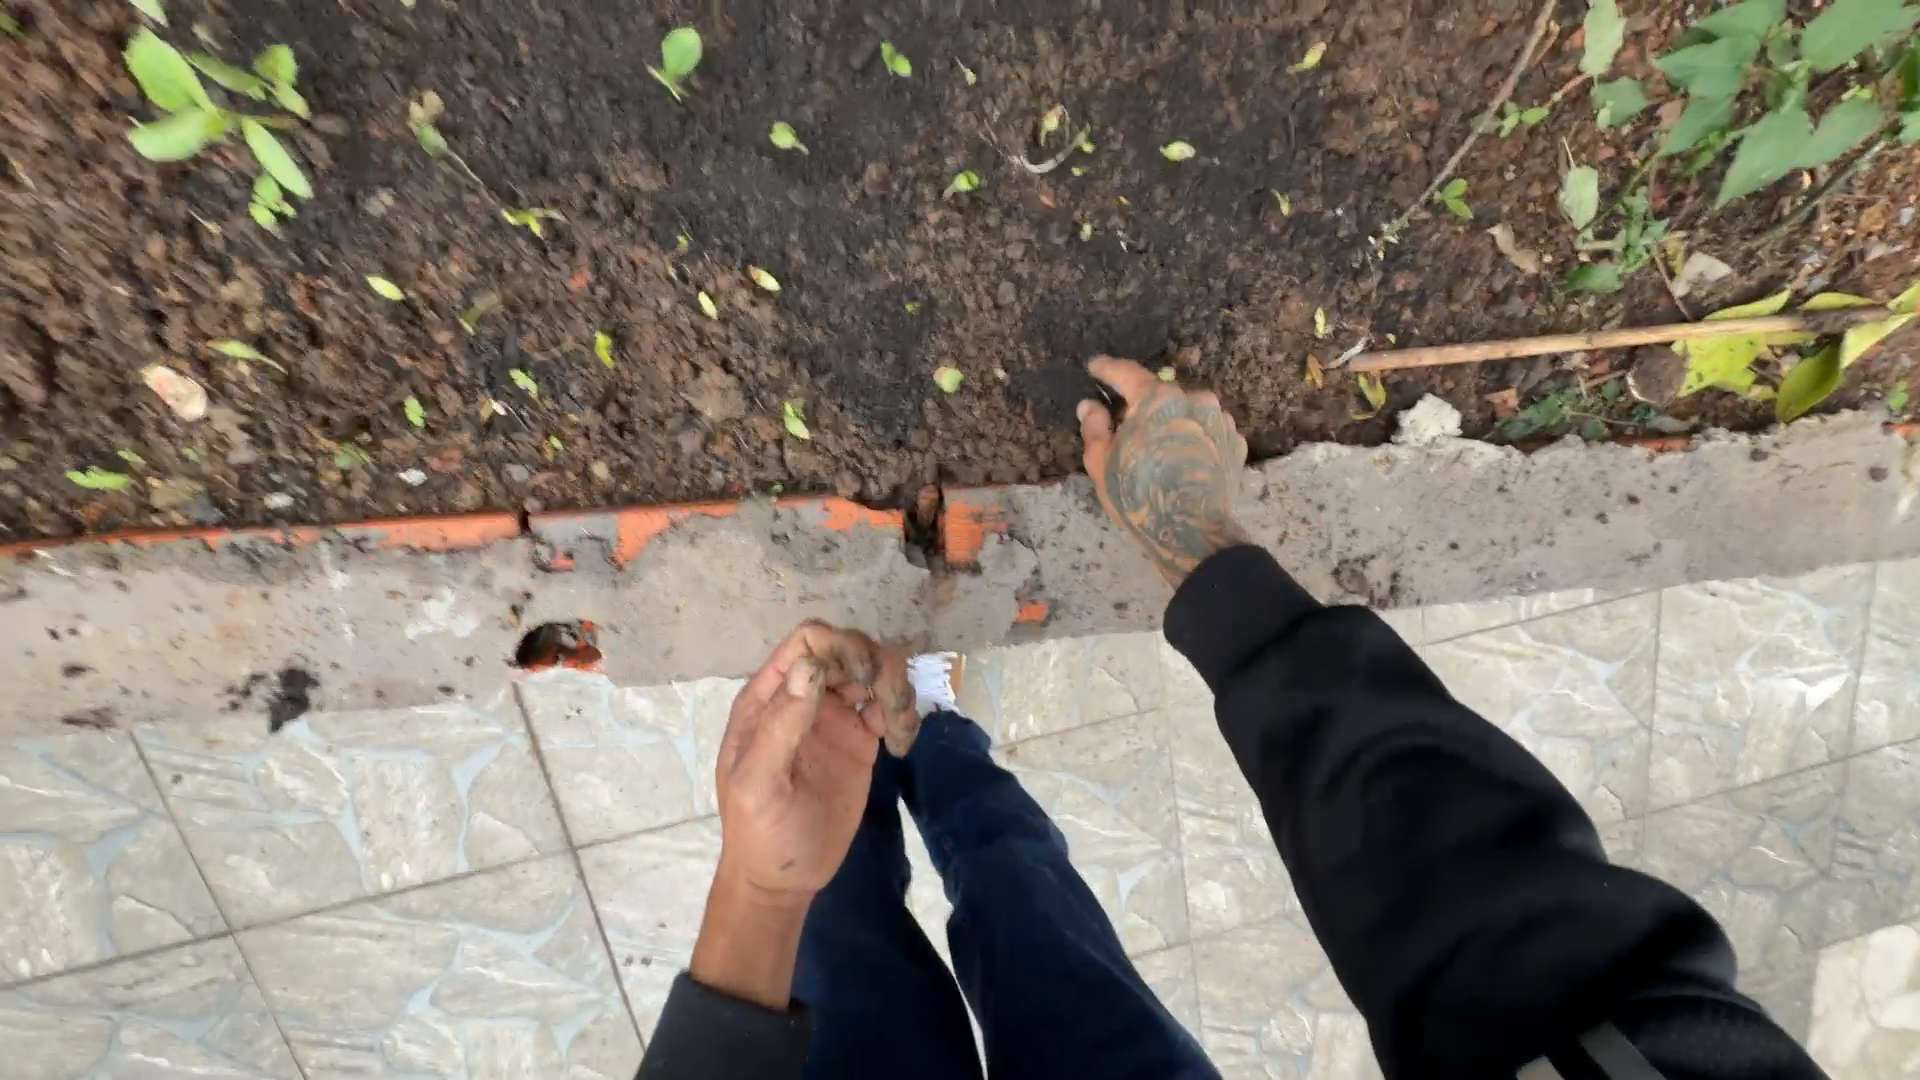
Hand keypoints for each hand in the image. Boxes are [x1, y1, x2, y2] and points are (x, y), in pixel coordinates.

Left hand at [690, 621, 913, 1009]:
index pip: (807, 643)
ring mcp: (835, 715)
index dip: (838, 647)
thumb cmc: (760, 832)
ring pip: (873, 671)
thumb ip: (780, 725)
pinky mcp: (861, 737)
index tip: (862, 678)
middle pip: (848, 650)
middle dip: (874, 664)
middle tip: (889, 703)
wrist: (784, 880)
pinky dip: (904, 711)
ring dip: (895, 685)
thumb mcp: (758, 783)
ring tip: (900, 725)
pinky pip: (889, 704)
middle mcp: (805, 696)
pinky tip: (903, 740)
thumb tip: (810, 667)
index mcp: (770, 697)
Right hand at [1078, 356, 1250, 584]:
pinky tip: (1180, 461)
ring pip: (1187, 412)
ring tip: (1157, 450)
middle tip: (1126, 426)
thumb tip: (1090, 405)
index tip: (1095, 367)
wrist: (1193, 531)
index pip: (1127, 373)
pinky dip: (1191, 438)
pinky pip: (1206, 431)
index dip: (1107, 369)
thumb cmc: (1138, 494)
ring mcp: (1220, 420)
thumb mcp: (1102, 462)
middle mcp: (1194, 399)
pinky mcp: (1235, 443)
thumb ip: (1094, 427)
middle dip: (1142, 405)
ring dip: (1170, 422)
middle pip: (1161, 394)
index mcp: (1157, 398)